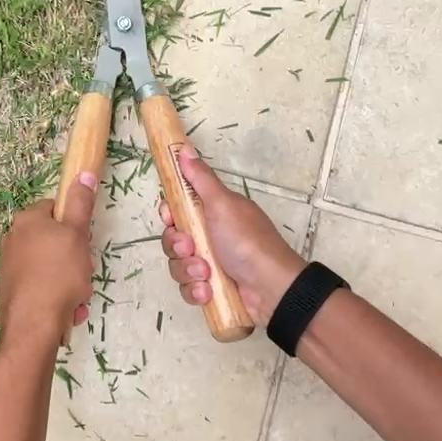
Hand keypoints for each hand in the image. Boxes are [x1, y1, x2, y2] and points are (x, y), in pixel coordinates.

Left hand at [0, 172, 98, 351]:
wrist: (33, 324)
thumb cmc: (58, 273)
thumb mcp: (77, 234)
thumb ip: (80, 204)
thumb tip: (82, 174)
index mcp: (26, 220)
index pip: (55, 208)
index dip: (74, 224)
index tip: (85, 241)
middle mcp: (13, 239)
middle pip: (54, 240)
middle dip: (75, 258)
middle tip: (85, 272)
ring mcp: (10, 266)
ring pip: (52, 266)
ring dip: (71, 282)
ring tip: (78, 298)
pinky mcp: (12, 290)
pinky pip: (43, 286)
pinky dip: (58, 296)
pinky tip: (68, 311)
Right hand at [159, 150, 306, 321]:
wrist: (272, 288)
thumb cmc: (247, 241)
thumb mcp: (223, 204)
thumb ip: (201, 178)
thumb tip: (185, 148)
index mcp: (213, 212)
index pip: (178, 209)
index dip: (170, 214)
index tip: (171, 218)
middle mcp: (210, 236)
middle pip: (172, 238)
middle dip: (177, 246)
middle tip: (191, 248)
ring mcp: (210, 263)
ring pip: (177, 265)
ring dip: (187, 271)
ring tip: (206, 275)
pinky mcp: (211, 288)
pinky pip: (188, 288)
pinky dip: (195, 291)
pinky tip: (207, 292)